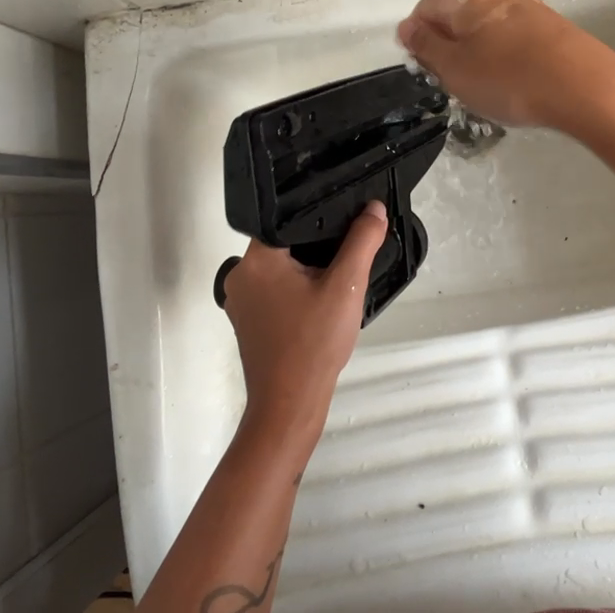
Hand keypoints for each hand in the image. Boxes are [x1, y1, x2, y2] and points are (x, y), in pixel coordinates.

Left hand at [221, 201, 387, 434]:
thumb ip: (362, 242)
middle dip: (316, 245)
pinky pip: (275, 291)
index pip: (285, 218)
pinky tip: (321, 300)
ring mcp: (241, 301)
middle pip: (284, 243)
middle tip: (347, 246)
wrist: (290, 405)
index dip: (317, 214)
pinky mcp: (248, 322)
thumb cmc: (314, 344)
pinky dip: (298, 290)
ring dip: (308, 269)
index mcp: (255, 259)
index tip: (343, 216)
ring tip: (339, 273)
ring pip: (280, 268)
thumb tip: (373, 208)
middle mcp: (240, 275)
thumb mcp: (346, 287)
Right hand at [396, 0, 614, 129]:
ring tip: (485, 87)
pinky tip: (514, 82)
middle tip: (454, 83)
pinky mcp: (553, 26)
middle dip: (449, 47)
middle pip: (458, 16)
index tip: (424, 69)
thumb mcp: (454, 69)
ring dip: (479, 53)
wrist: (583, 87)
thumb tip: (406, 27)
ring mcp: (529, 6)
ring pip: (488, 27)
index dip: (417, 39)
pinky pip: (515, 38)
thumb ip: (425, 46)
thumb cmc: (508, 79)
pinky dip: (506, 57)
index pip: (425, 8)